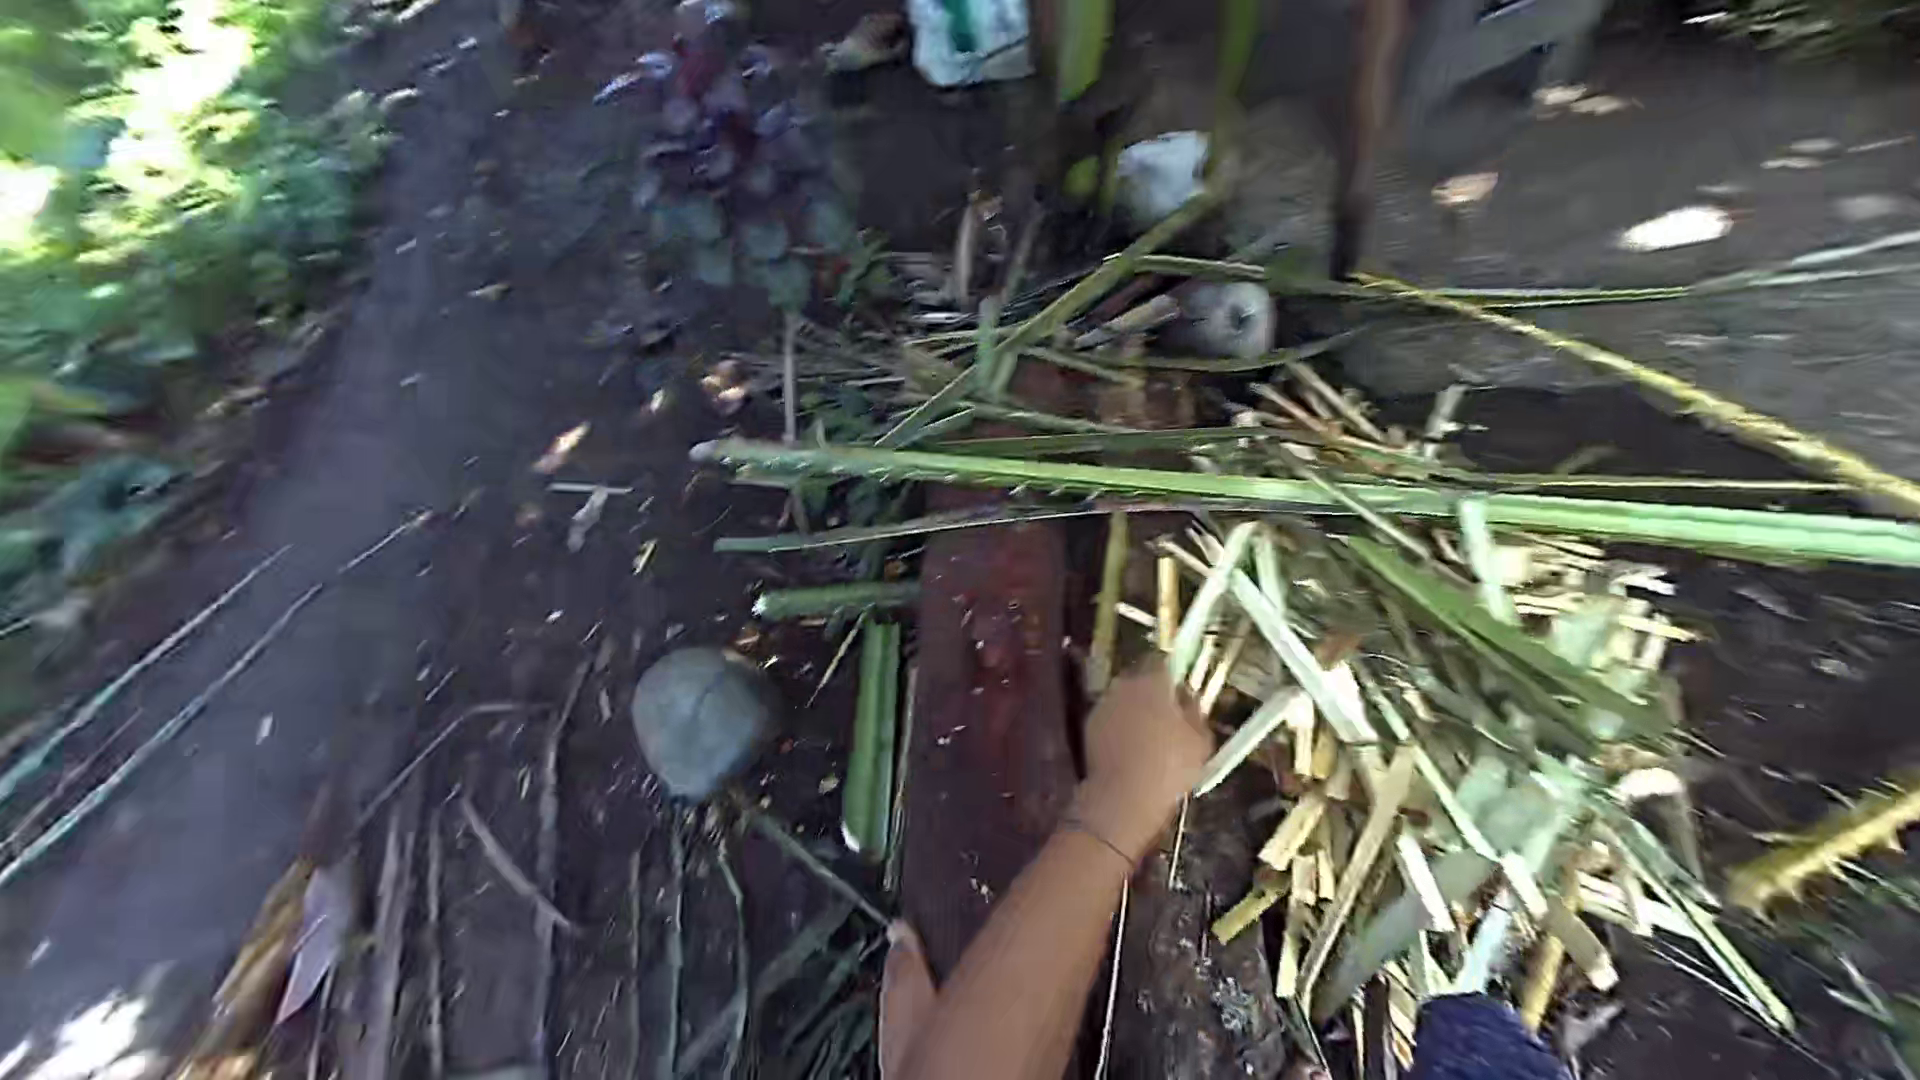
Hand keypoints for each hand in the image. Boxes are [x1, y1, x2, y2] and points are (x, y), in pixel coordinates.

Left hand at [1069, 657, 1212, 862]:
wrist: (1123, 796)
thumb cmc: (1170, 766)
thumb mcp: (1200, 741)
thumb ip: (1195, 712)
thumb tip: (1188, 697)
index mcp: (1152, 682)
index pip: (1162, 662)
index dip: (1172, 674)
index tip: (1180, 691)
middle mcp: (1123, 685)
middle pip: (1140, 679)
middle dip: (1152, 691)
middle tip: (1167, 714)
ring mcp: (1103, 703)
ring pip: (1123, 698)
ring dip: (1134, 708)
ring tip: (1149, 734)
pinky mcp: (1089, 723)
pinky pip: (1110, 717)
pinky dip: (1119, 725)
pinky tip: (1129, 746)